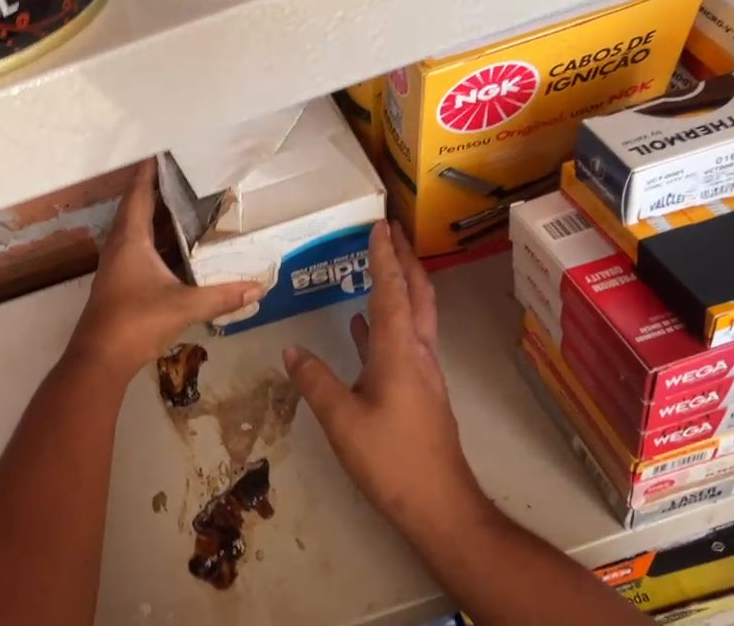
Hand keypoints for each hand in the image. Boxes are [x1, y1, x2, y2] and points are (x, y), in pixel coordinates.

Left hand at [66, 161, 262, 381]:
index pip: (139, 194)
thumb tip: (258, 288)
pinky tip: (175, 247)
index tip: (162, 152)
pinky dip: (156, 240)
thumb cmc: (136, 321)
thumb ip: (222, 296)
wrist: (99, 359)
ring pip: (137, 230)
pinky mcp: (119, 283)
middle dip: (157, 191)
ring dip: (157, 217)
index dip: (149, 172)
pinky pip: (138, 249)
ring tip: (185, 204)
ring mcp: (117, 265)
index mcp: (130, 239)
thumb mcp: (184, 306)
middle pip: (137, 208)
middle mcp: (120, 246)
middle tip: (185, 176)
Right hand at [283, 222, 491, 538]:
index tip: (378, 225)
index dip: (383, 257)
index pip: (390, 291)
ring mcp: (421, 373)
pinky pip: (403, 341)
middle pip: (416, 294)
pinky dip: (385, 321)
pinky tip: (361, 324)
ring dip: (400, 285)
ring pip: (414, 316)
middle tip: (391, 230)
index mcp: (398, 351)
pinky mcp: (419, 391)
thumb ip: (315, 381)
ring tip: (379, 264)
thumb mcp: (341, 419)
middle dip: (405, 259)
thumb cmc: (392, 459)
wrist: (442, 508)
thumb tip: (292, 350)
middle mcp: (416, 353)